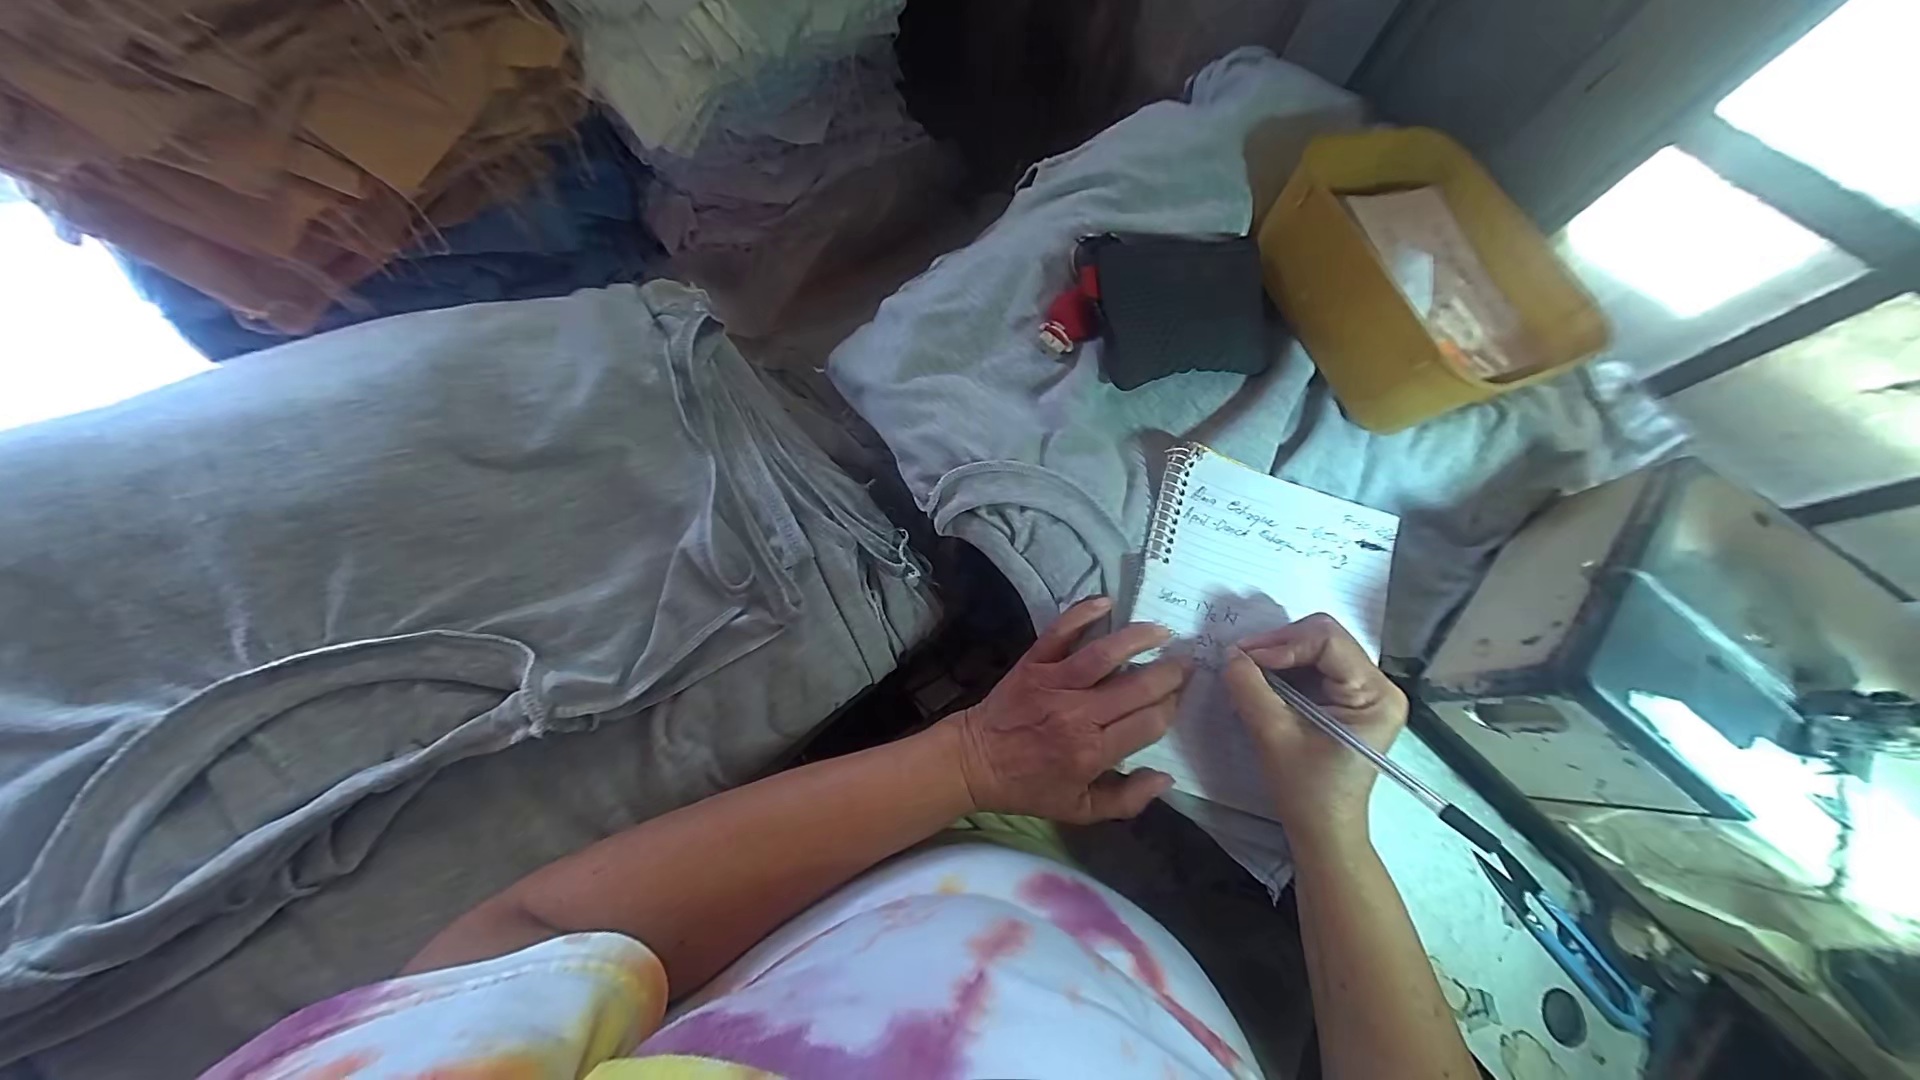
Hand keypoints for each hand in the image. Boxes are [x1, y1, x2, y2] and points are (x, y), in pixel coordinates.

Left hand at [947, 597, 1188, 822]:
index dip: (1170, 708)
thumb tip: (1166, 777)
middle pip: (1135, 687)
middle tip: (1186, 661)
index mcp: (1092, 752)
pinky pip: (1060, 633)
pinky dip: (1082, 613)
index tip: (1178, 698)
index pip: (1148, 723)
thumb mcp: (1080, 810)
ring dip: (1138, 639)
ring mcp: (1053, 683)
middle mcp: (1077, 714)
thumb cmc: (1029, 787)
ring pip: (1104, 655)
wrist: (975, 761)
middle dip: (1168, 673)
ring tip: (1162, 632)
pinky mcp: (1033, 663)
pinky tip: (1106, 602)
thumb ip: (1127, 800)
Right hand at [1221, 613, 1407, 849]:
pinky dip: (1281, 665)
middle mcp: (1376, 684)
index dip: (1282, 643)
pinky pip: (1309, 661)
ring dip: (1276, 653)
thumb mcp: (1272, 735)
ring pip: (1313, 644)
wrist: (1322, 826)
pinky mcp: (1344, 694)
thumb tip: (1230, 654)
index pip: (1327, 640)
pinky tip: (1261, 679)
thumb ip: (1249, 688)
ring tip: (1247, 670)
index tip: (1246, 659)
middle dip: (1277, 644)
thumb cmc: (1305, 789)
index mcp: (1375, 694)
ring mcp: (1362, 688)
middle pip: (1322, 636)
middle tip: (1241, 660)